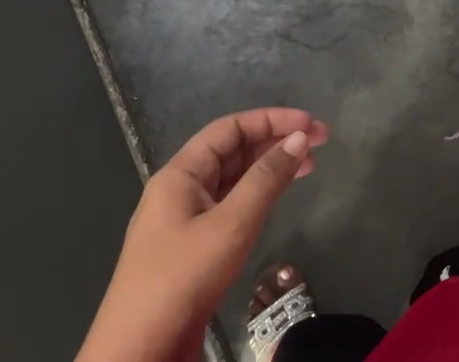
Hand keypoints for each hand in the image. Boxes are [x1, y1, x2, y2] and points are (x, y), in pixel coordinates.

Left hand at [77, 107, 330, 361]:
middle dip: (276, 141)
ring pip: (232, 178)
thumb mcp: (232, 224)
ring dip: (270, 167)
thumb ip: (267, 178)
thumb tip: (299, 138)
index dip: (272, 119)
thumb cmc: (182, 278)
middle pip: (232, 150)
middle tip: (319, 143)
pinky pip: (229, 204)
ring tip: (308, 167)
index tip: (310, 124)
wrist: (138, 352)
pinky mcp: (191, 247)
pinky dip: (258, 193)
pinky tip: (278, 198)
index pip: (230, 128)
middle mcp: (179, 190)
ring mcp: (183, 220)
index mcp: (179, 175)